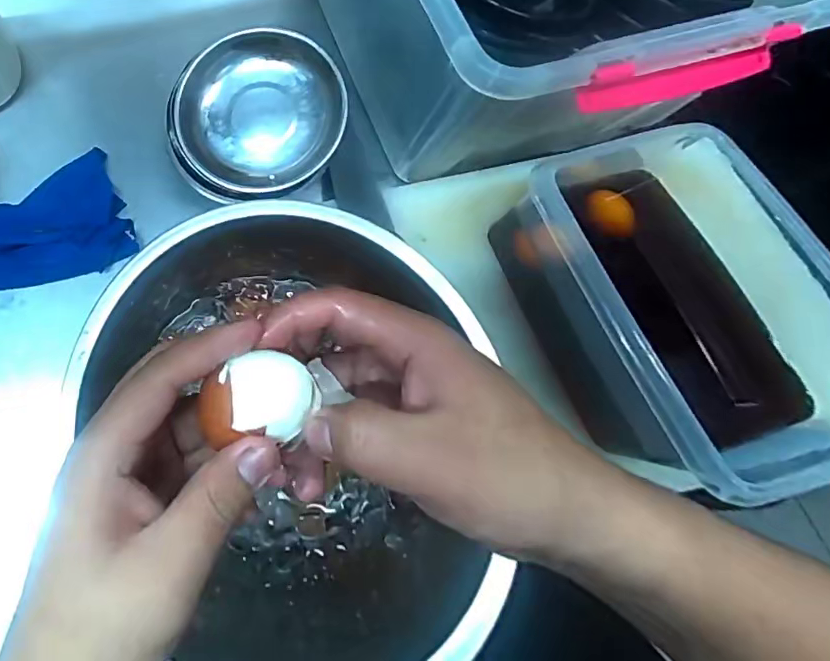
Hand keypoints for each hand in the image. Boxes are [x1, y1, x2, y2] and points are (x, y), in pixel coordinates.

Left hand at [1, 319, 287, 660]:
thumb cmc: (101, 622)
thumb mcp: (166, 566)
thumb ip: (217, 501)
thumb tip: (268, 445)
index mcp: (103, 446)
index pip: (158, 376)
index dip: (207, 348)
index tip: (256, 332)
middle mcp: (112, 446)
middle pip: (167, 389)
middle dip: (216, 370)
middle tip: (269, 358)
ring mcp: (124, 472)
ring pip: (179, 424)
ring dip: (223, 416)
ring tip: (274, 406)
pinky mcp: (138, 497)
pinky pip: (182, 460)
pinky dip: (217, 454)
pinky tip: (251, 455)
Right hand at [258, 288, 632, 562]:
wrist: (577, 522)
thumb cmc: (509, 475)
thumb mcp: (429, 458)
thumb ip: (358, 435)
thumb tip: (298, 422)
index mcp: (411, 340)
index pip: (335, 306)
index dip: (289, 318)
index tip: (252, 351)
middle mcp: (404, 354)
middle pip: (329, 343)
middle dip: (289, 373)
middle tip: (255, 406)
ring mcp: (406, 388)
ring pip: (337, 387)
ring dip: (308, 418)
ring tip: (289, 465)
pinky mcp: (409, 422)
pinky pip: (355, 419)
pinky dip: (332, 441)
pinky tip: (317, 477)